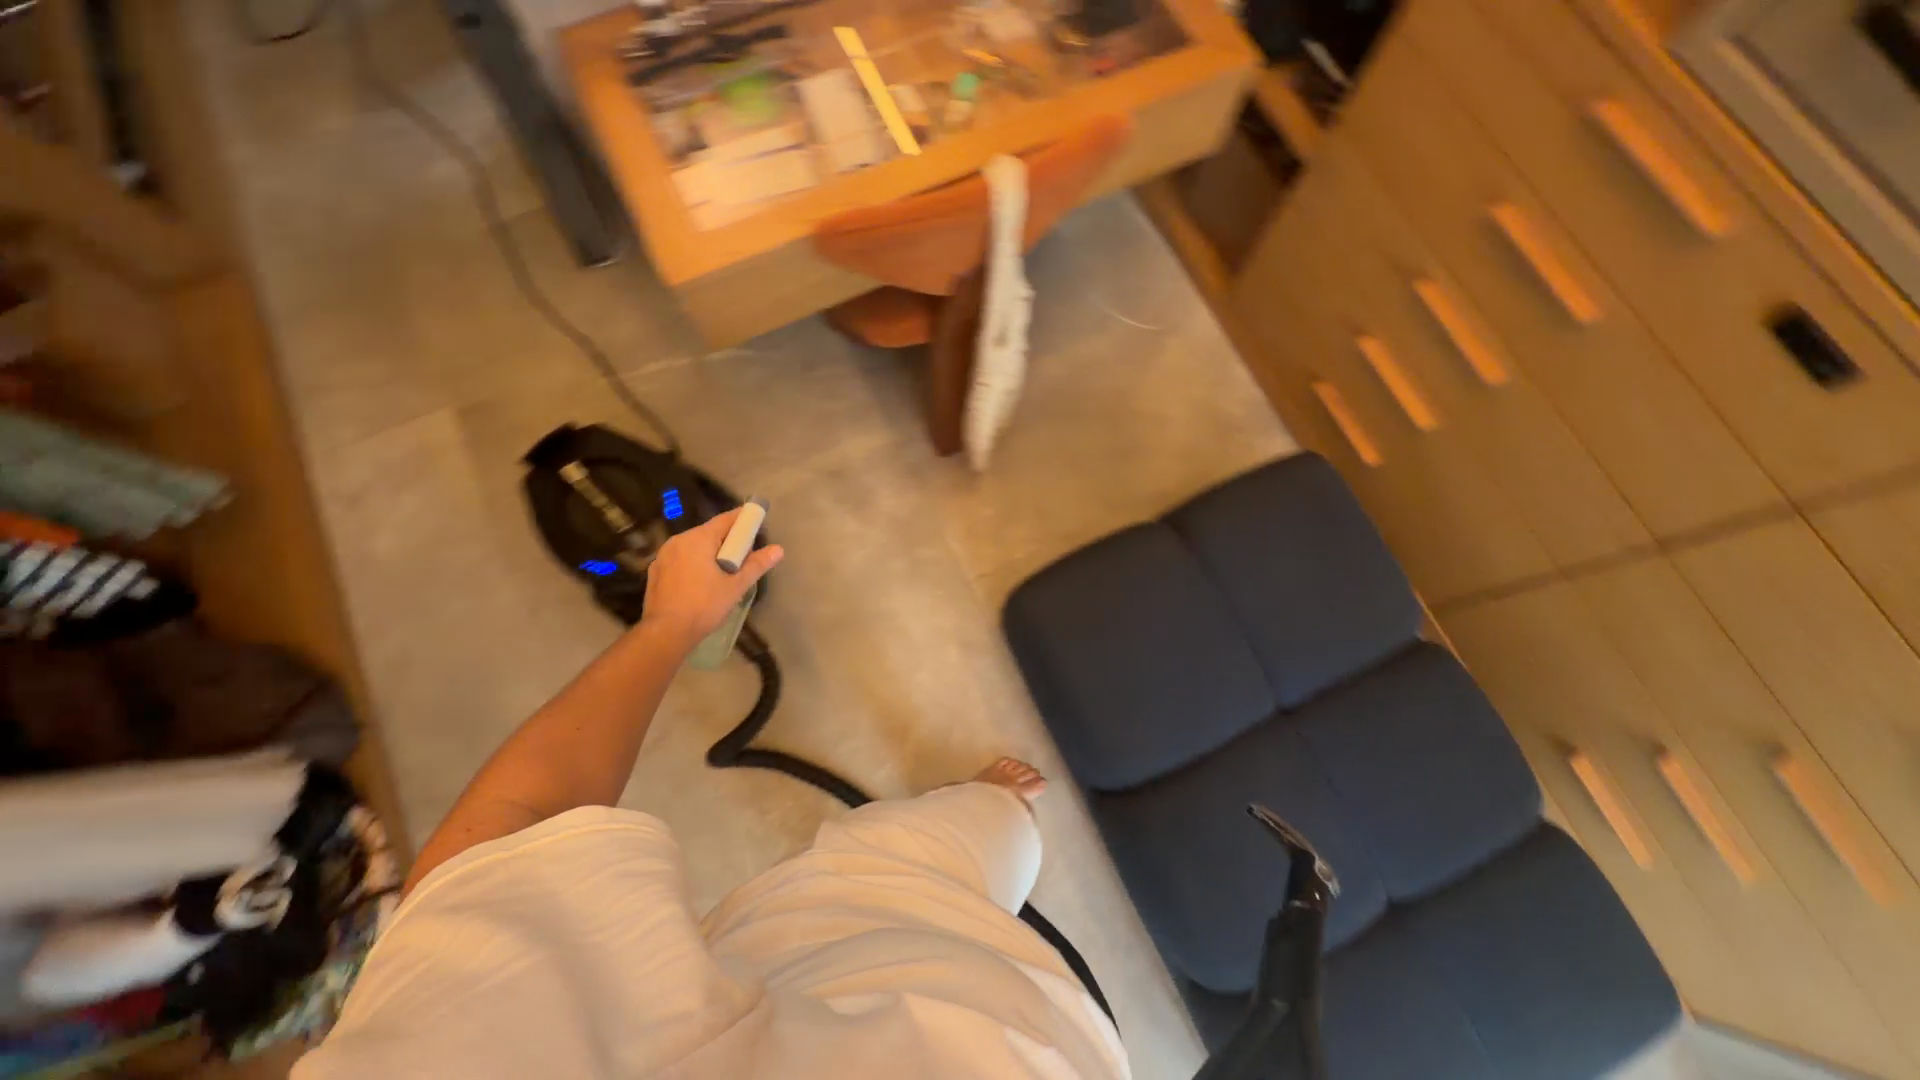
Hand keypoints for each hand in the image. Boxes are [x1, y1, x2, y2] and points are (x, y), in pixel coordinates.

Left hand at [639, 507, 783, 648]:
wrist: (666, 632)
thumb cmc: (704, 606)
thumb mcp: (735, 586)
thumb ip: (756, 565)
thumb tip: (778, 549)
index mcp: (698, 539)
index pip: (725, 520)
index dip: (743, 520)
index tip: (756, 521)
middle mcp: (678, 541)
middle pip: (708, 533)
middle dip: (727, 541)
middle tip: (743, 556)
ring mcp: (663, 556)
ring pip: (693, 547)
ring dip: (709, 554)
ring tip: (722, 573)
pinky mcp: (655, 572)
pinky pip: (680, 560)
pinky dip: (692, 565)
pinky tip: (699, 584)